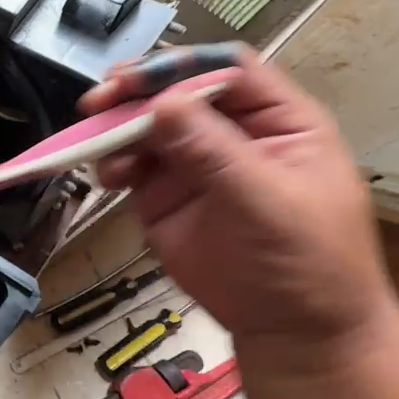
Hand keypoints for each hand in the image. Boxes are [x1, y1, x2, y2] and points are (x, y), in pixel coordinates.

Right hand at [79, 53, 398, 361]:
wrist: (292, 331)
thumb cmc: (304, 261)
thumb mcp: (266, 201)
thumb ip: (213, 152)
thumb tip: (161, 103)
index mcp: (279, 121)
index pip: (227, 71)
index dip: (180, 67)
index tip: (135, 80)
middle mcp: (233, 133)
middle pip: (177, 92)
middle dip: (136, 92)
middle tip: (98, 100)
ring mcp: (195, 163)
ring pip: (147, 126)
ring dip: (116, 127)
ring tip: (93, 141)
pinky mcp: (164, 194)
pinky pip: (131, 164)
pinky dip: (112, 163)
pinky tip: (107, 175)